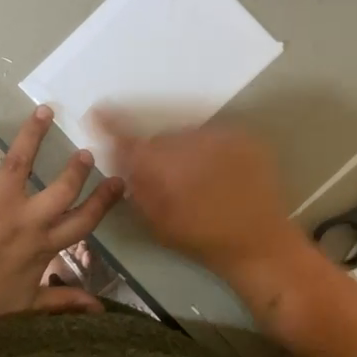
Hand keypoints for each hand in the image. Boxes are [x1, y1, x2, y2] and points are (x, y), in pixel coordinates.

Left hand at [0, 106, 126, 327]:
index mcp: (43, 246)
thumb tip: (99, 309)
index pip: (83, 220)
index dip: (103, 201)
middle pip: (60, 187)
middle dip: (76, 168)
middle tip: (86, 150)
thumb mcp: (29, 306)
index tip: (118, 182)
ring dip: (32, 135)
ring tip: (43, 111)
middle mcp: (26, 220)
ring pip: (19, 163)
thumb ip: (64, 300)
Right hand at [92, 109, 303, 277]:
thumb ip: (134, 184)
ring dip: (178, 146)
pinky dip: (203, 146)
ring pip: (185, 133)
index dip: (110, 122)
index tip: (97, 113)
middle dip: (152, 147)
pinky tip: (207, 168)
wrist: (259, 243)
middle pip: (159, 135)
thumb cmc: (202, 239)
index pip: (127, 134)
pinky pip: (210, 135)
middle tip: (153, 168)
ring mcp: (220, 136)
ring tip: (185, 172)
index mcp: (164, 163)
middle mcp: (190, 141)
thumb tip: (117, 157)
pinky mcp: (243, 137)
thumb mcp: (156, 219)